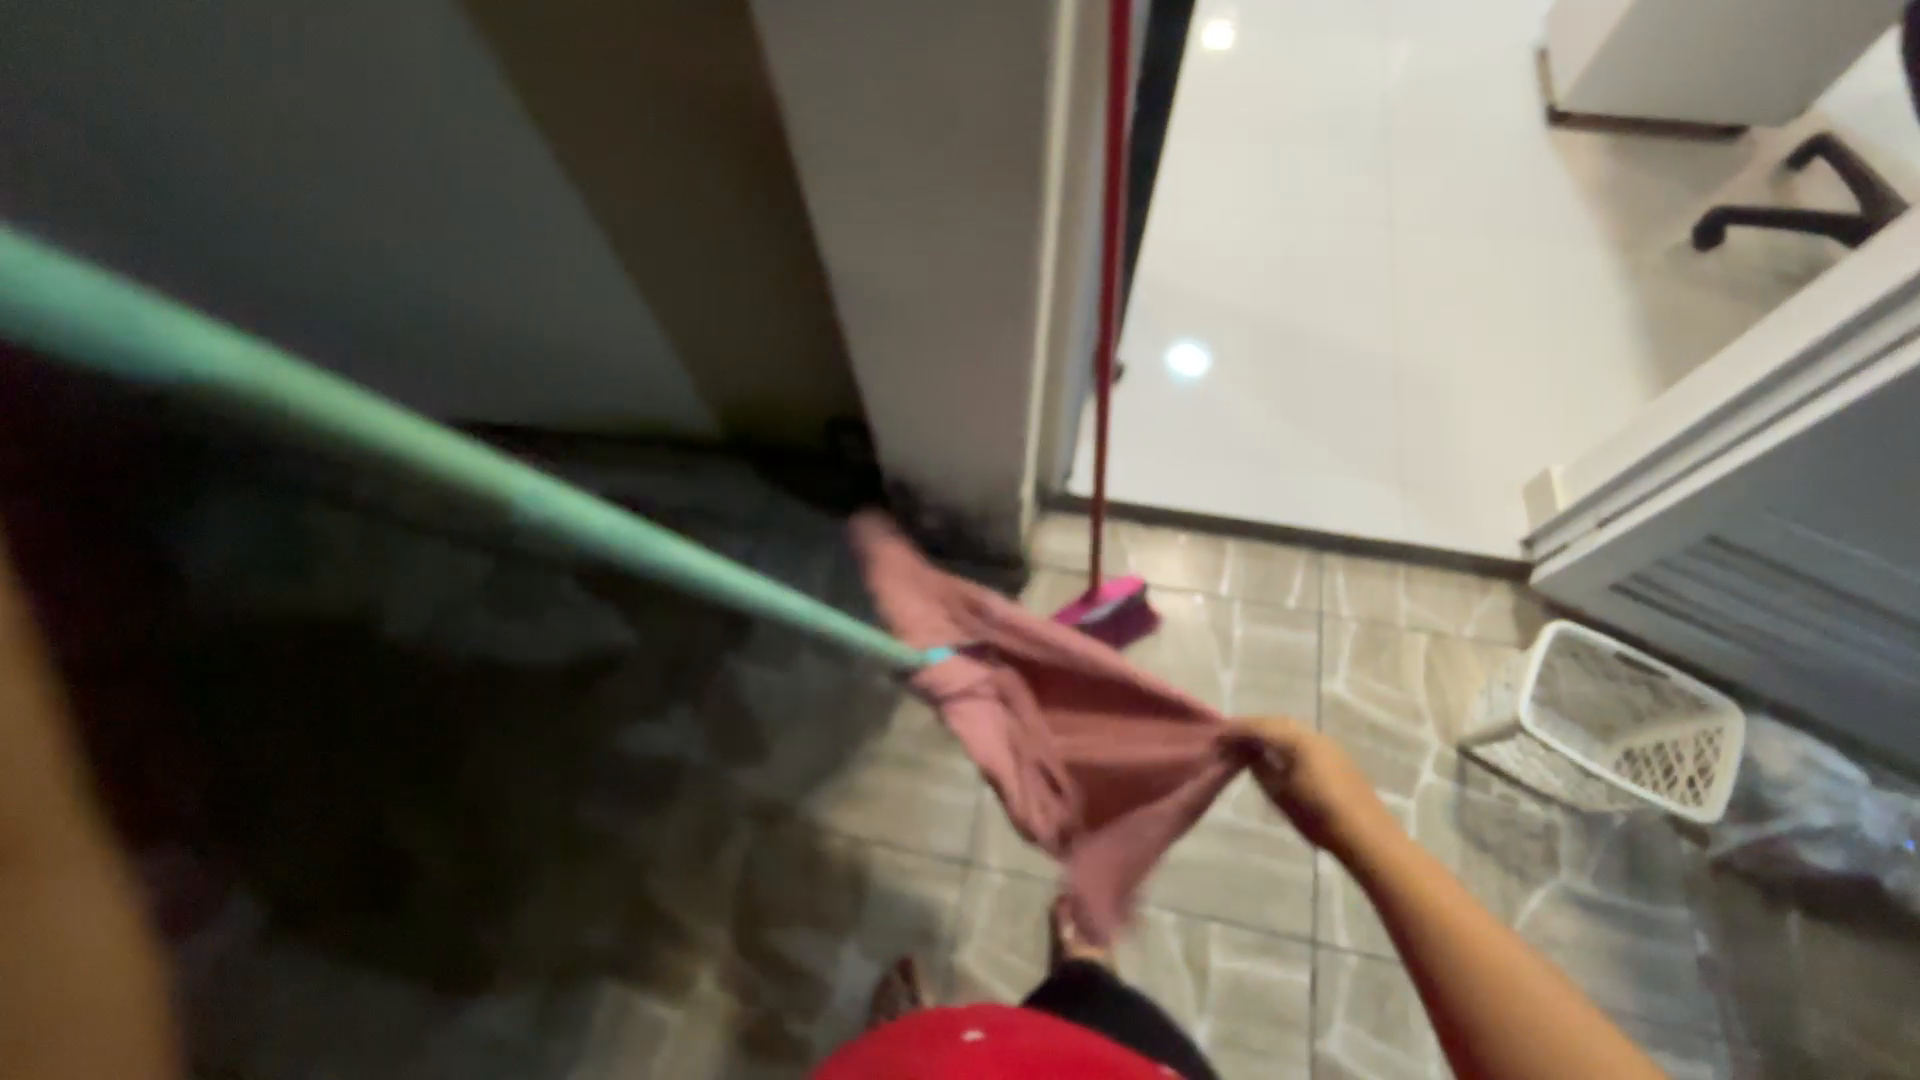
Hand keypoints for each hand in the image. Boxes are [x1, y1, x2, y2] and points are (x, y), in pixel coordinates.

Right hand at [1233, 716, 1402, 863]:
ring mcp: (1328, 744)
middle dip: (1251, 727)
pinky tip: (1277, 755)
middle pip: (1275, 722)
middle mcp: (1313, 735)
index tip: (1215, 737)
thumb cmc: (1317, 816)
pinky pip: (1303, 739)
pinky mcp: (1337, 757)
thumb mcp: (1279, 793)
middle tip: (1230, 739)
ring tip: (1249, 746)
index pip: (1258, 727)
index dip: (1234, 731)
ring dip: (1269, 733)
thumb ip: (1260, 767)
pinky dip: (1284, 741)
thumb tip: (1246, 751)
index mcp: (1296, 740)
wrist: (1366, 836)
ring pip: (1291, 729)